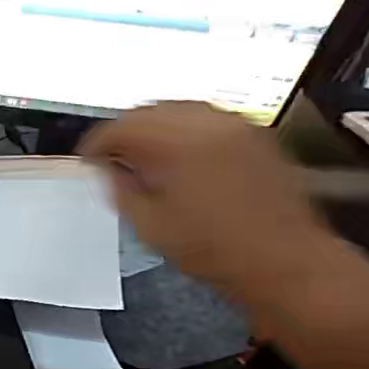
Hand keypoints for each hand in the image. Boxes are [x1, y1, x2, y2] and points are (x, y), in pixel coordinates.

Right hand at [78, 102, 342, 296]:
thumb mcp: (150, 227)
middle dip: (124, 130)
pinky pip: (208, 117)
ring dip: (155, 127)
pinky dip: (185, 129)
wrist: (281, 260)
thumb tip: (107, 170)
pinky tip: (180, 156)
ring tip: (144, 156)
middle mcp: (205, 123)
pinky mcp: (254, 133)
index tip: (88, 159)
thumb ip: (121, 190)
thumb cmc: (213, 250)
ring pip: (180, 109)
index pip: (120, 127)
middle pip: (149, 110)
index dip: (96, 143)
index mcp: (174, 145)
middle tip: (111, 157)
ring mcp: (234, 124)